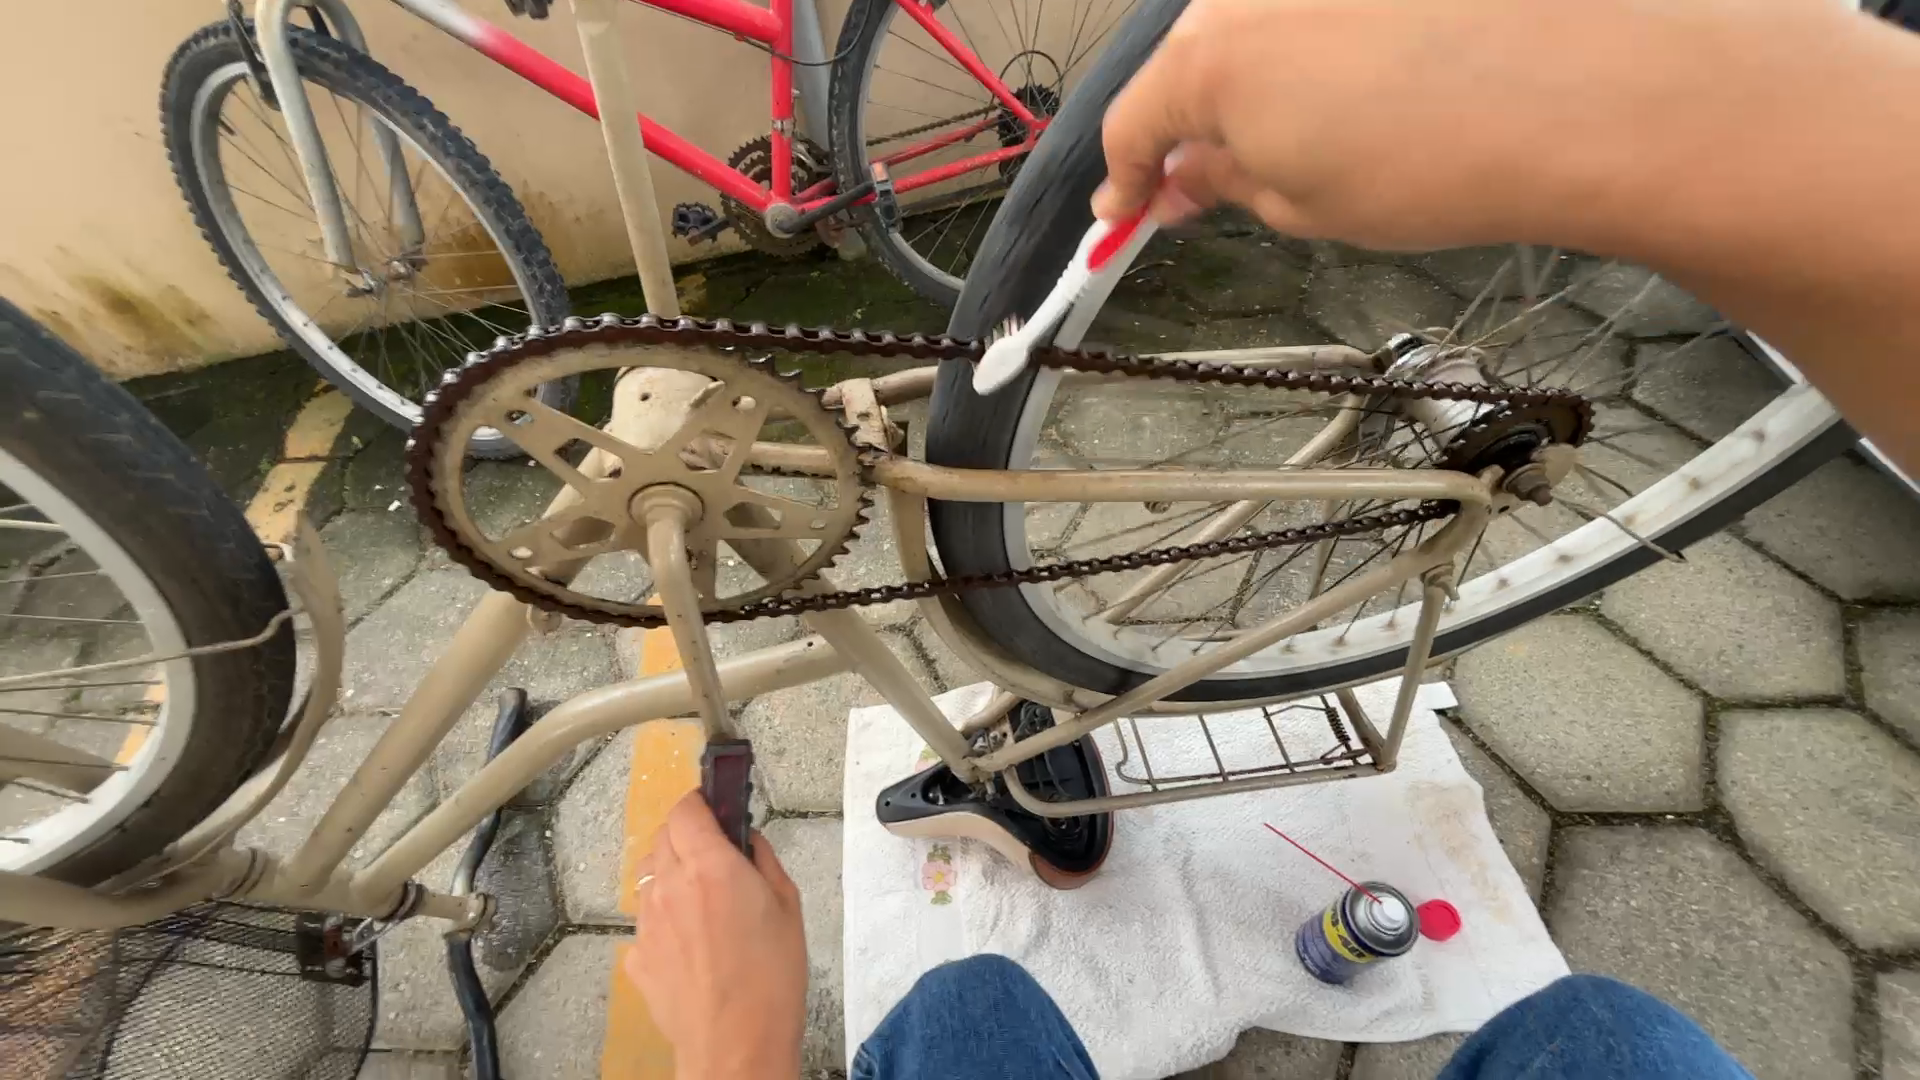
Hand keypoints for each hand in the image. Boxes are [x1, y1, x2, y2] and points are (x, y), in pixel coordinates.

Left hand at [626, 792, 807, 1079]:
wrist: (737, 1045)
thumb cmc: (772, 973)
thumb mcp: (786, 902)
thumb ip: (762, 858)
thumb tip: (746, 838)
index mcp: (710, 866)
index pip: (686, 809)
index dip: (700, 801)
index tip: (715, 805)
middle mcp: (670, 887)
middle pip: (663, 835)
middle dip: (687, 831)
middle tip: (715, 848)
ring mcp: (647, 923)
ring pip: (649, 873)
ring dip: (670, 868)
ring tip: (701, 892)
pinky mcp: (637, 957)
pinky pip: (645, 917)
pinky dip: (662, 912)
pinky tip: (688, 935)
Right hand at [1092, 0, 1858, 253]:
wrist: (1609, 90)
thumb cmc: (1441, 164)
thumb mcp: (1300, 206)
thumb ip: (1219, 184)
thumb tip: (1179, 182)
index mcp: (1214, 59)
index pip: (1131, 127)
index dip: (1123, 181)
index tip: (1125, 212)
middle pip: (1185, 67)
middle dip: (1186, 131)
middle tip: (1201, 184)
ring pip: (1248, 28)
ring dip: (1248, 86)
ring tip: (1295, 139)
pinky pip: (1306, 8)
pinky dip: (1304, 46)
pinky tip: (1349, 82)